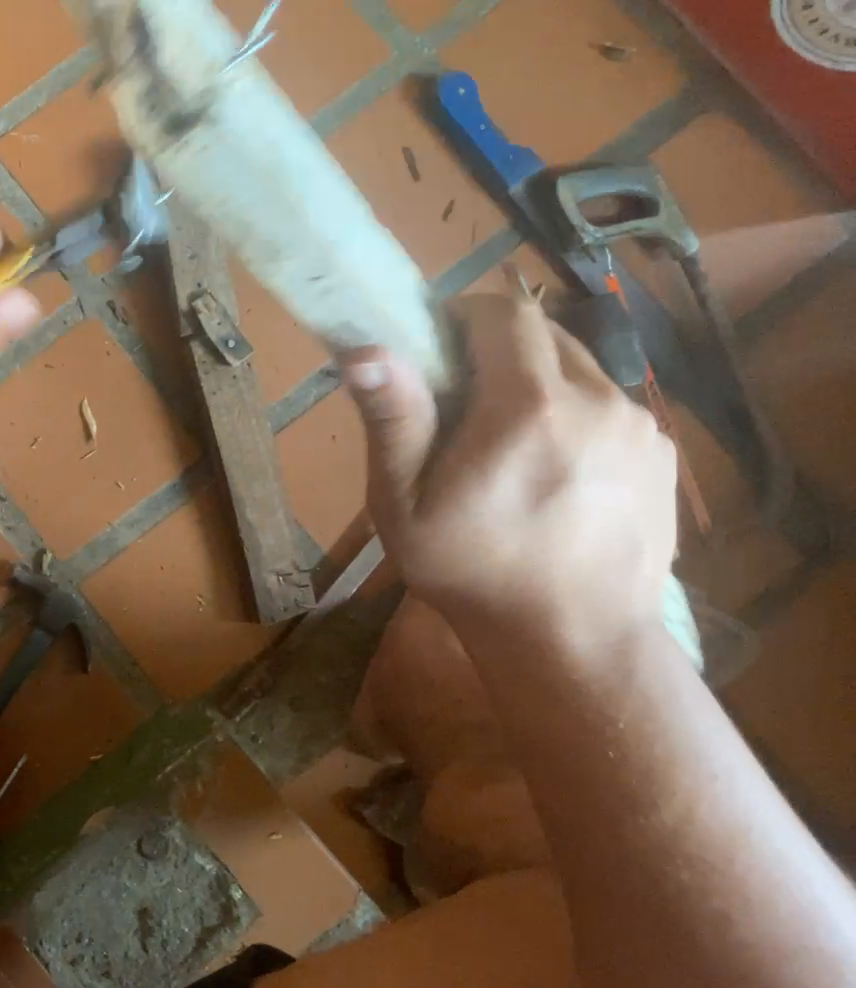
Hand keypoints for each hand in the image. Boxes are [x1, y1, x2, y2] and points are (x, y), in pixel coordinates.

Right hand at [340, 295, 677, 646]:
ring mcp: (640, 426)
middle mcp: (599, 399)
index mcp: (529, 407)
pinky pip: (606, 408)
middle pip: (542, 336)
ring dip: (532, 388)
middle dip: (492, 356)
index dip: (459, 320)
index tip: (429, 356)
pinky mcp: (662, 452)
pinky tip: (546, 477)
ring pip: (578, 372)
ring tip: (500, 451)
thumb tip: (365, 351)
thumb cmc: (468, 570)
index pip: (503, 313)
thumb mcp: (403, 504)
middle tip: (453, 413)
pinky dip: (569, 419)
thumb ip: (393, 421)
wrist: (572, 636)